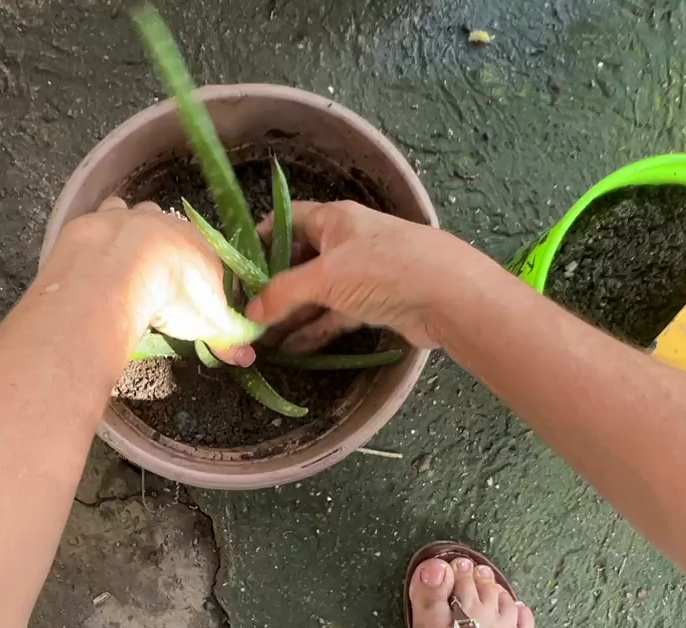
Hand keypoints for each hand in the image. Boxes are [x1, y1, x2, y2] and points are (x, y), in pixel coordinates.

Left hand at [37, 197, 255, 365]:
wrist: (125, 269)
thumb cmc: (176, 293)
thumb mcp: (208, 323)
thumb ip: (227, 339)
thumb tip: (247, 359)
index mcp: (198, 244)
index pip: (205, 256)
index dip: (197, 276)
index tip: (189, 296)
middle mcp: (165, 223)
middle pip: (169, 231)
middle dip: (163, 249)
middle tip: (155, 280)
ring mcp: (128, 217)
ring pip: (133, 215)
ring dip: (130, 231)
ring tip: (124, 263)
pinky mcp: (94, 222)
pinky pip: (98, 223)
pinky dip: (98, 237)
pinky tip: (95, 258)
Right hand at [245, 200, 500, 351]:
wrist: (448, 296)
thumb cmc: (385, 270)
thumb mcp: (325, 278)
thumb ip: (282, 295)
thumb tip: (249, 313)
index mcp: (334, 220)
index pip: (287, 221)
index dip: (260, 241)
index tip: (237, 269)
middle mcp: (346, 242)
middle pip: (298, 262)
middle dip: (271, 289)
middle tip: (245, 314)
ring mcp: (360, 274)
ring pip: (315, 294)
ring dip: (290, 315)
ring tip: (261, 340)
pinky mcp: (372, 303)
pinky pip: (333, 316)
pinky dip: (313, 330)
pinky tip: (292, 348)